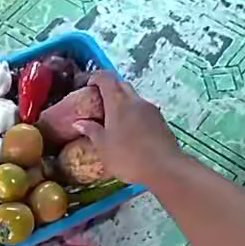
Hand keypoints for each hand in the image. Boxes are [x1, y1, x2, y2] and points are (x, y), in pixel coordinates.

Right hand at [77, 71, 182, 185]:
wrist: (164, 168)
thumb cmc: (128, 157)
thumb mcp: (103, 147)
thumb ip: (91, 131)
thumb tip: (80, 122)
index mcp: (118, 102)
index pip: (106, 77)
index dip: (95, 77)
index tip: (87, 86)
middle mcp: (135, 100)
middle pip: (121, 84)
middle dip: (109, 88)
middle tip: (98, 103)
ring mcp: (151, 109)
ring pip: (133, 97)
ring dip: (122, 102)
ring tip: (113, 120)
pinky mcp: (160, 120)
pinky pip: (143, 110)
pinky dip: (133, 113)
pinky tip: (129, 131)